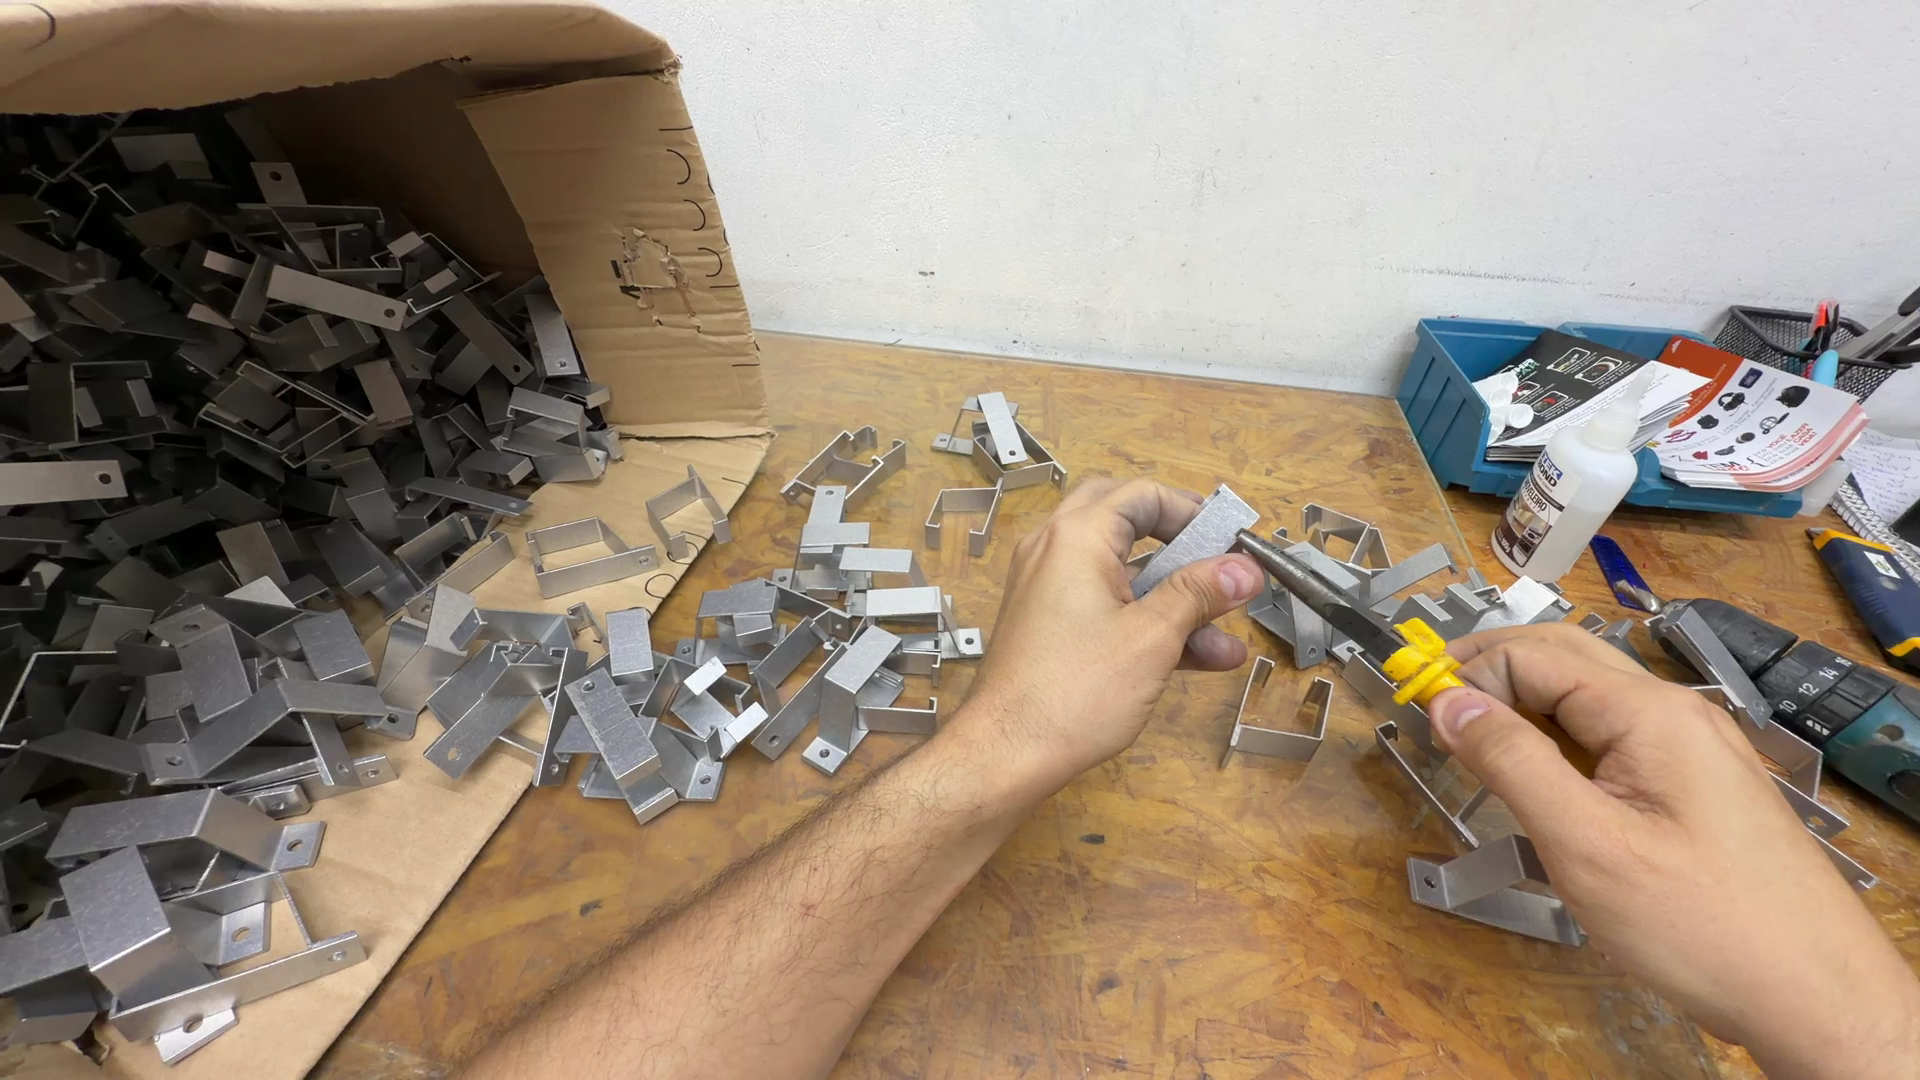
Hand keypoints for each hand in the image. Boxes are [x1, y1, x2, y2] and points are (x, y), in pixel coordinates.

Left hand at [944, 478, 1264, 794]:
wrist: (1007, 752)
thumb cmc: (1073, 693)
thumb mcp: (1151, 638)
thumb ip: (1199, 594)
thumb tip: (1243, 567)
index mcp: (1075, 536)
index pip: (1142, 495)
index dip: (1193, 512)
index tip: (1231, 542)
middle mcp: (1053, 550)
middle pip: (1126, 522)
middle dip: (1180, 545)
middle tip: (1217, 565)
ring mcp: (1046, 586)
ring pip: (1119, 571)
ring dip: (1172, 596)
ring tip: (1224, 634)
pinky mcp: (1048, 622)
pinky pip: (1103, 603)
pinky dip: (1143, 618)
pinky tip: (1195, 655)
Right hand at [1426, 623, 1919, 1079]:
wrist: (1827, 1013)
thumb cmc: (1704, 927)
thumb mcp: (1584, 842)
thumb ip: (1508, 760)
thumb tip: (1445, 700)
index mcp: (1649, 714)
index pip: (1529, 659)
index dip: (1466, 677)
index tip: (1421, 715)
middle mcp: (1671, 714)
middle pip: (1558, 654)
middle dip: (1485, 666)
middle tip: (1431, 702)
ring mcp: (1684, 747)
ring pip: (1578, 690)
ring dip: (1514, 697)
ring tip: (1466, 735)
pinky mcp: (1685, 781)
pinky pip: (1601, 730)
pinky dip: (1547, 731)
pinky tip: (1525, 767)